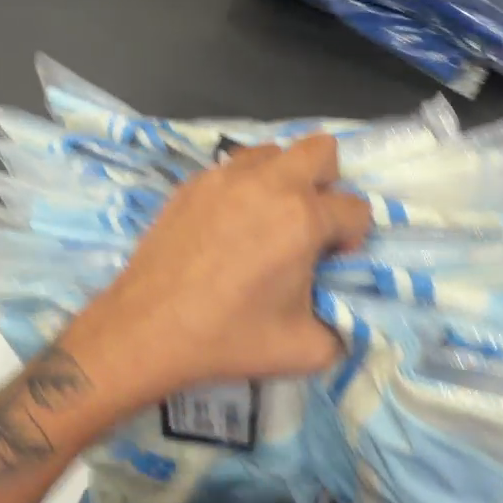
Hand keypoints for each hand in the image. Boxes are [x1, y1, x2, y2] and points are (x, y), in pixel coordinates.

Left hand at [58, 135, 370, 405]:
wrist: (146, 331)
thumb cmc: (228, 339)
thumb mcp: (305, 352)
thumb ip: (340, 330)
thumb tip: (341, 317)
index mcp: (303, 219)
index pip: (356, 209)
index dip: (352, 238)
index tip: (330, 263)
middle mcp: (268, 184)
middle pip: (323, 150)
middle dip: (328, 183)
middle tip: (309, 224)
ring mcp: (224, 178)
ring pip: (274, 152)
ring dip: (284, 179)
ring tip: (267, 220)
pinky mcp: (191, 185)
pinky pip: (232, 168)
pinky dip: (243, 189)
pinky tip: (228, 228)